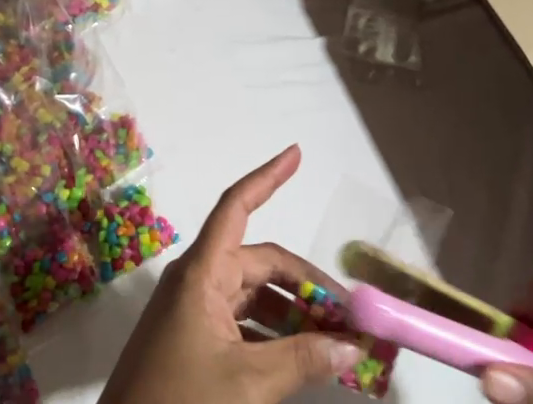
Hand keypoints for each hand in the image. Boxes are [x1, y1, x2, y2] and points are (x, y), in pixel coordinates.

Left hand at [101, 145, 363, 403]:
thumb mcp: (248, 383)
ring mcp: (192, 313)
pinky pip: (242, 324)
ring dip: (293, 313)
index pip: (237, 208)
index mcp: (201, 273)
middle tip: (351, 315)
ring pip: (254, 296)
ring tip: (336, 340)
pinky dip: (274, 335)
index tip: (296, 153)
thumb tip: (352, 346)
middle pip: (259, 262)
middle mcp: (196, 282)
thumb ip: (303, 359)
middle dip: (305, 283)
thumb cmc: (180, 401)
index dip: (267, 178)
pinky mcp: (192, 343)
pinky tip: (305, 358)